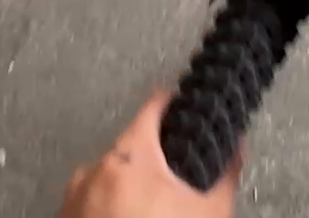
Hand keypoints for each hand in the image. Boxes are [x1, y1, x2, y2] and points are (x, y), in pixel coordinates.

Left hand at [59, 91, 239, 217]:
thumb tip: (238, 146)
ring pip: (111, 176)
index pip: (155, 105)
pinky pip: (92, 204)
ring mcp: (71, 203)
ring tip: (156, 208)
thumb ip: (226, 172)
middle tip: (180, 174)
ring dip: (133, 184)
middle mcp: (93, 172)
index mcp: (129, 156)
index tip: (191, 105)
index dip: (177, 101)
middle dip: (157, 155)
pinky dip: (111, 209)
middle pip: (133, 144)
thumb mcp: (209, 214)